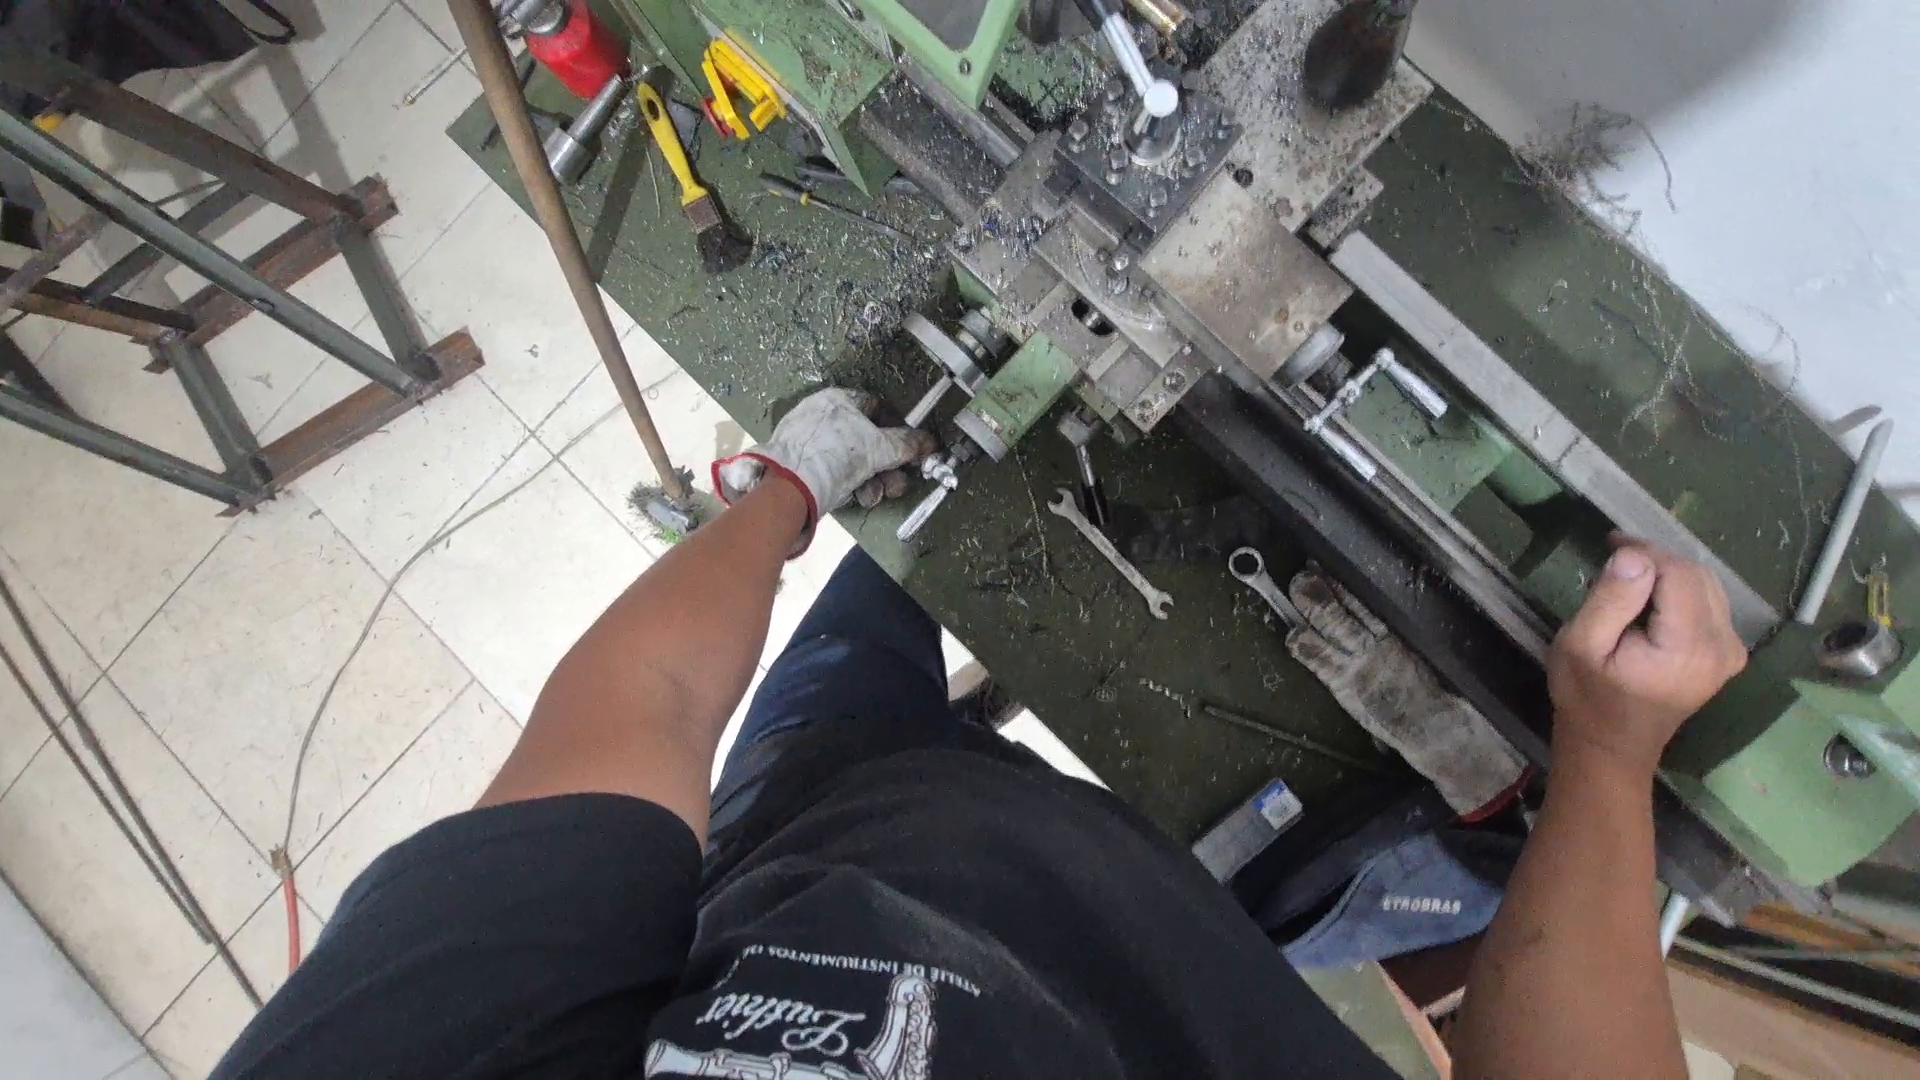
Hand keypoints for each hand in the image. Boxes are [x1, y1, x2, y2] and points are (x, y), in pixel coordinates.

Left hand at [714, 388, 936, 552]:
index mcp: (838, 400)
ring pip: (853, 460)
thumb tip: (932, 442)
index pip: (877, 407)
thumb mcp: (878, 449)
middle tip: (898, 483)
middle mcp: (822, 416)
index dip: (897, 429)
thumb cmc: (836, 455)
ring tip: (876, 496)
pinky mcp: (801, 466)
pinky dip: (850, 485)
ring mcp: (809, 441)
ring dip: (873, 480)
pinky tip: (858, 499)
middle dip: (887, 466)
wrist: (788, 487)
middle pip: (867, 439)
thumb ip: (906, 445)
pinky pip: (834, 471)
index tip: (909, 451)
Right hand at [1548, 536, 1746, 778]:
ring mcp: (1730, 650)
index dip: (1645, 551)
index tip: (1607, 541)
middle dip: (1655, 558)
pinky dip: (1675, 589)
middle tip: (1611, 554)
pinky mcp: (1724, 653)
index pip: (1679, 574)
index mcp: (1688, 644)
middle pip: (1698, 576)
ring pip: (1706, 586)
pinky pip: (1706, 603)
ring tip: (1624, 574)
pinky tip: (1644, 597)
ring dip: (1666, 572)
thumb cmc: (1586, 695)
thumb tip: (1632, 558)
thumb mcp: (1580, 646)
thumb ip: (1610, 601)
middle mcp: (1724, 645)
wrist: (1611, 740)